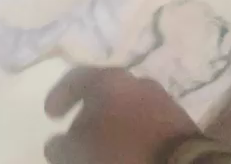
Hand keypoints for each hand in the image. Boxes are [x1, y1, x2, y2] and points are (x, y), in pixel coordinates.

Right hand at [43, 67, 199, 163]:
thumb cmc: (123, 152)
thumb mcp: (82, 150)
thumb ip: (63, 145)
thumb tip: (54, 143)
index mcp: (109, 79)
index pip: (76, 78)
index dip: (60, 96)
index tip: (51, 115)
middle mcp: (134, 80)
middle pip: (103, 93)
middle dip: (88, 115)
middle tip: (77, 136)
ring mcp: (160, 98)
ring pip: (127, 107)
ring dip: (112, 125)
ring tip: (103, 147)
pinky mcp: (179, 120)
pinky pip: (146, 121)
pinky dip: (133, 133)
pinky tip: (128, 149)